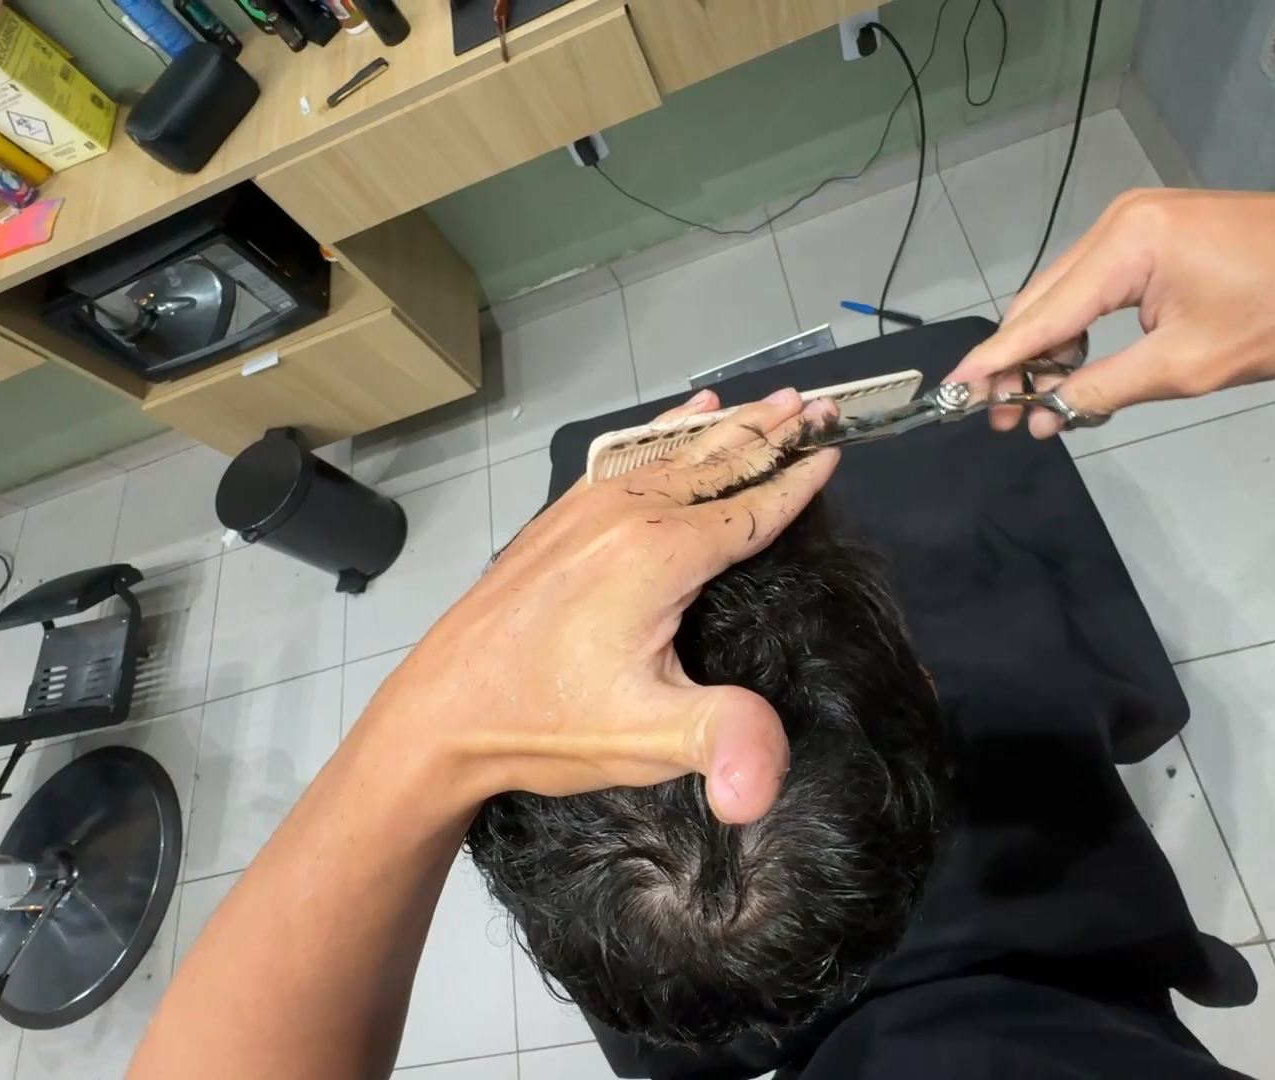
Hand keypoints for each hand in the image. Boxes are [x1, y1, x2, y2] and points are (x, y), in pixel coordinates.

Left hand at [360, 388, 840, 824]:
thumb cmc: (546, 722)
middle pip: (719, 462)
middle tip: (820, 404)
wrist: (439, 708)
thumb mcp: (642, 739)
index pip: (751, 508)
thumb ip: (719, 740)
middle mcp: (628, 511)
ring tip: (772, 401)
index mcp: (661, 552)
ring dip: (731, 426)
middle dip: (774, 433)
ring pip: (677, 451)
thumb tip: (765, 787)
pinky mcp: (563, 514)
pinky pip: (630, 453)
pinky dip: (670, 429)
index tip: (835, 449)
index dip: (797, 482)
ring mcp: (589, 506)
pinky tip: (686, 413)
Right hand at [947, 189, 1274, 433]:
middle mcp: (1118, 223)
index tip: (952, 393)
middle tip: (1001, 416)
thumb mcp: (1182, 368)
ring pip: (1062, 298)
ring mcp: (1136, 224)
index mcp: (1126, 243)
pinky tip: (1077, 369)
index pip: (1040, 315)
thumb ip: (1098, 391)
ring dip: (1048, 352)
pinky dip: (1078, 333)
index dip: (994, 361)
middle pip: (1041, 303)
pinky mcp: (1153, 235)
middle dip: (1018, 363)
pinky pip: (1092, 290)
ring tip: (1042, 403)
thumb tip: (1041, 418)